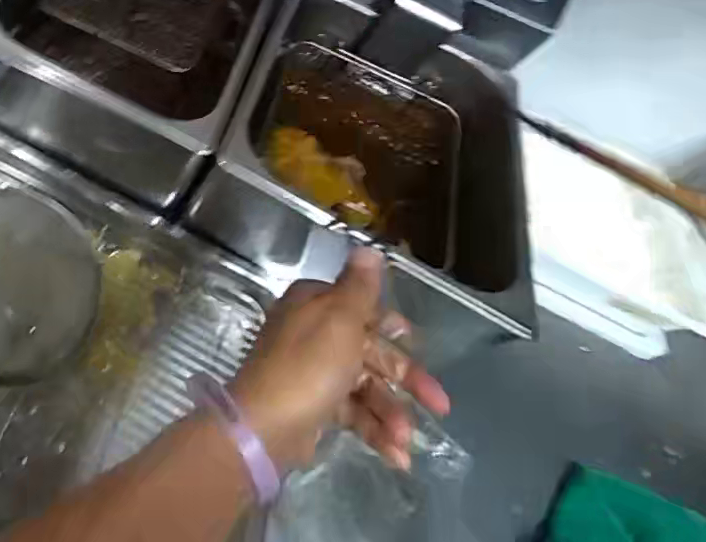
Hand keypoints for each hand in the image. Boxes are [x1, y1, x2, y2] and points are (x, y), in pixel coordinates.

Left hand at [227, 248, 450, 471]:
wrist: (265, 428)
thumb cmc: (309, 365)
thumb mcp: (340, 318)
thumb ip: (360, 286)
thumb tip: (369, 248)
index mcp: (316, 303)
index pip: (361, 306)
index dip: (390, 324)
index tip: (416, 341)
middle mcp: (313, 330)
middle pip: (369, 348)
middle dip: (404, 377)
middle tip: (440, 404)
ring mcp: (313, 370)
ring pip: (364, 384)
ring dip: (390, 412)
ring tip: (408, 440)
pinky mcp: (314, 405)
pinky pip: (352, 412)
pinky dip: (374, 431)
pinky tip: (397, 456)